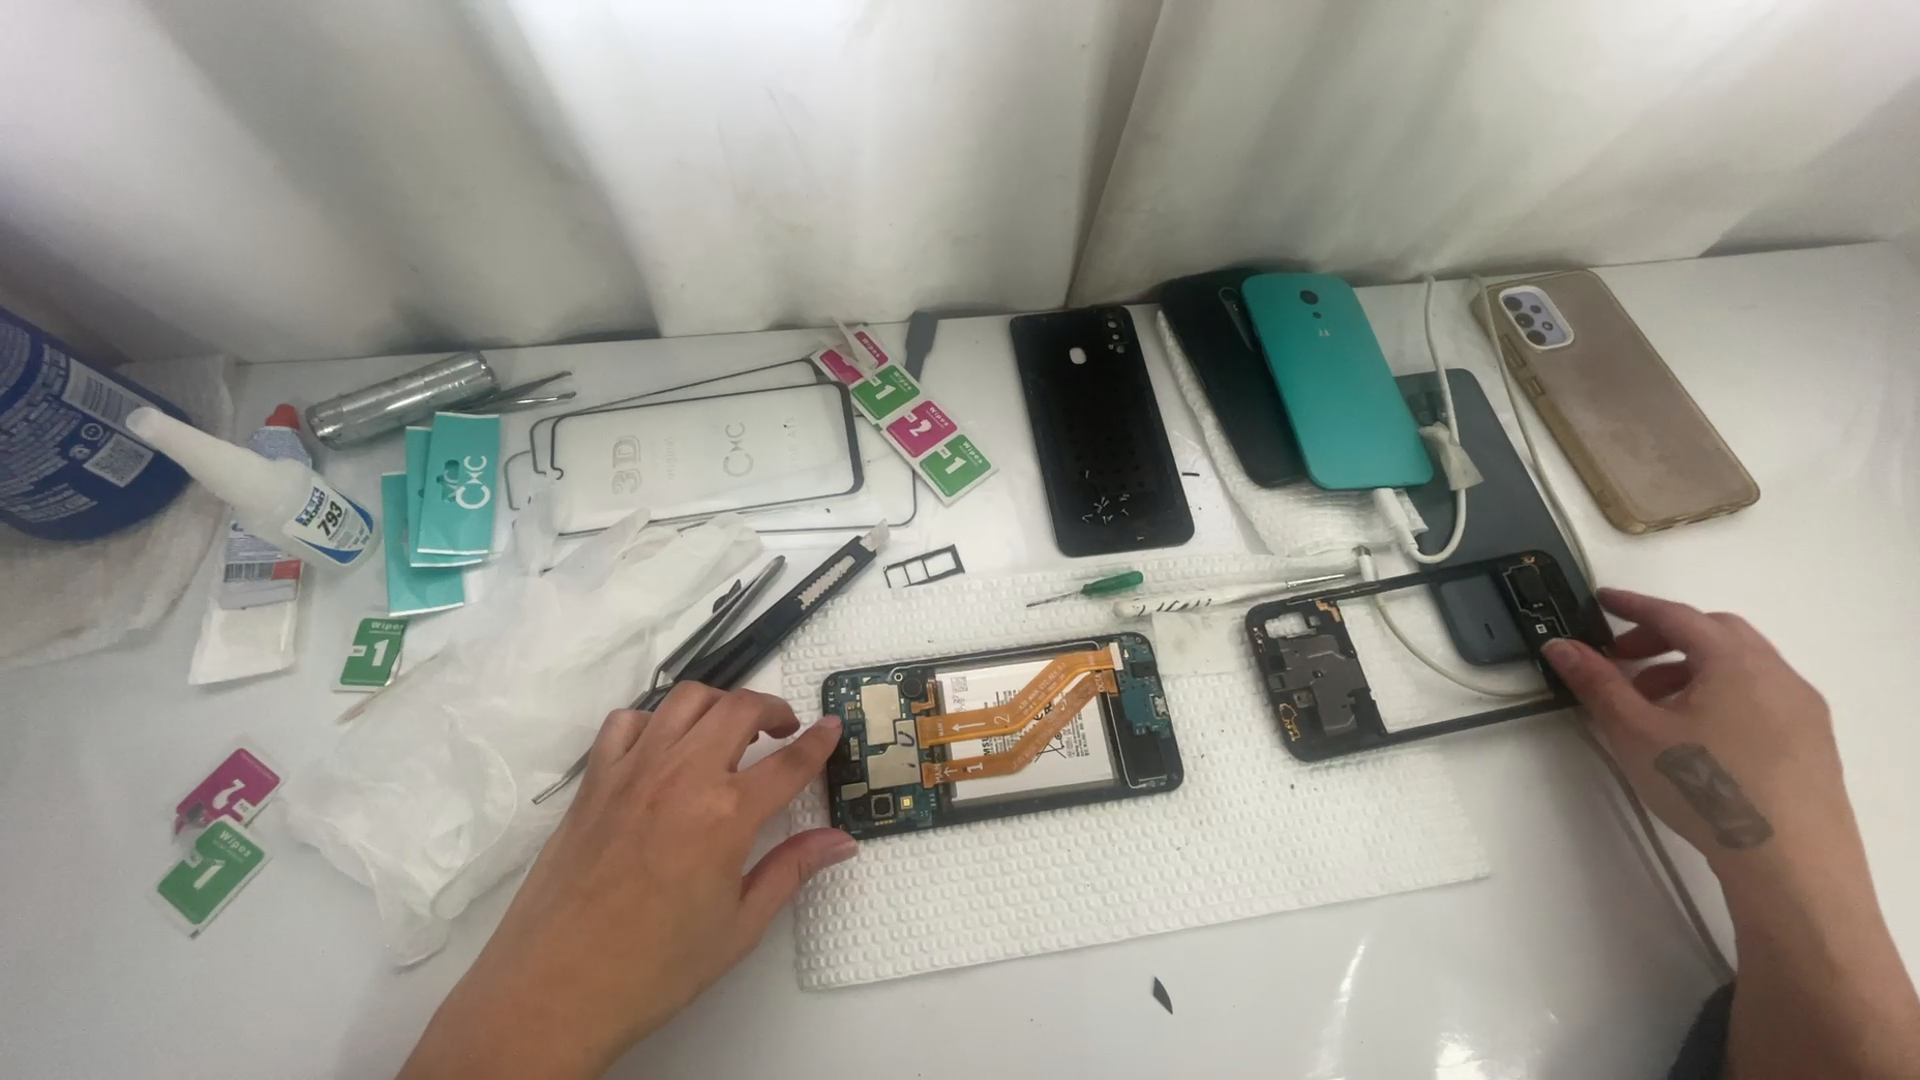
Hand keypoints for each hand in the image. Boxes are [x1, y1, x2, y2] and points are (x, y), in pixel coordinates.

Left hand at [399, 686, 854, 1079]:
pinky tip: (664, 748)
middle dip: (773, 709)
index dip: (819, 740)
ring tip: (728, 732)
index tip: (833, 726)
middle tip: (784, 731)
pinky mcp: (594, 781)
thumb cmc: (654, 969)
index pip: (790, 762)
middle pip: (740, 709)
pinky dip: (655, 721)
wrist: (551, 993)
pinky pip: (627, 722)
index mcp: (727, 814)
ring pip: (686, 700)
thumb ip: (792, 870)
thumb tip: (842, 842)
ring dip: (719, 704)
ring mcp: (633, 771)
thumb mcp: (739, 927)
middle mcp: (683, 775)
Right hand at [1542, 587, 1848, 878]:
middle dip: (1664, 636)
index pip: (1679, 616)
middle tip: (1621, 655)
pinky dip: (1717, 691)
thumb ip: (1594, 681)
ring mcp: (1803, 711)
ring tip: (1647, 702)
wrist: (1791, 865)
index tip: (1602, 601)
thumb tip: (1561, 645)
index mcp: (1736, 664)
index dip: (1635, 605)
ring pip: (1739, 666)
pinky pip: (1758, 694)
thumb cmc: (1705, 786)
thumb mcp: (1632, 729)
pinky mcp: (1811, 743)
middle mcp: (1778, 677)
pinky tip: (1690, 730)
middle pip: (1717, 634)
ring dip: (1688, 667)